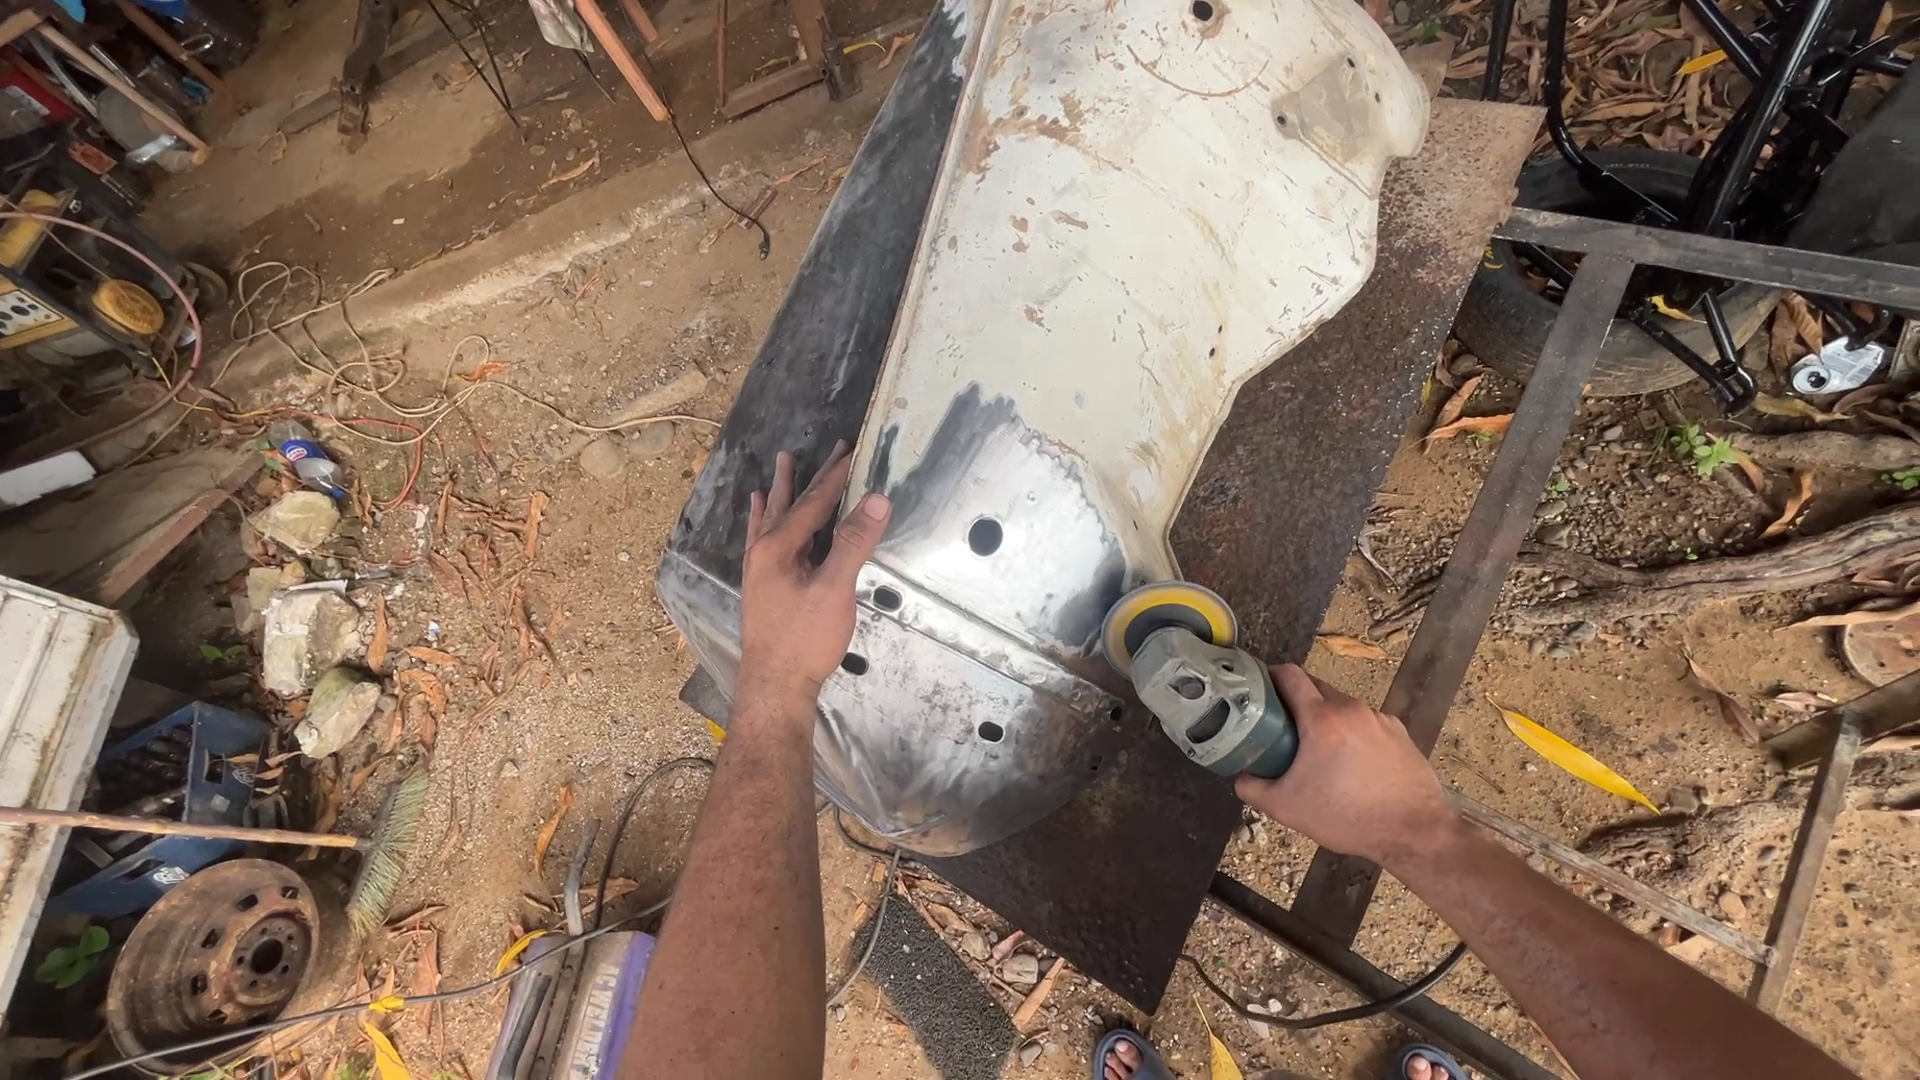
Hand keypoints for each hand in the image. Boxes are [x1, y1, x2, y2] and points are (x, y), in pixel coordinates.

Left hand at [737, 442, 890, 713]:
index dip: (837, 476)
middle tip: (831, 446)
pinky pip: (761, 539)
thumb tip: (877, 500)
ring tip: (782, 465)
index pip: (814, 502)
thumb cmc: (804, 639)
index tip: (854, 449)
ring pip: (774, 518)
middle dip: (814, 475)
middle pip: (793, 504)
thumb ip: (854, 544)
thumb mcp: (834, 590)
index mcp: (780, 547)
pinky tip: (759, 515)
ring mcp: (761, 569)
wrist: (774, 686)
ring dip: (783, 491)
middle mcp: (765, 551)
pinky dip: (762, 520)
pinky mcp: (763, 586)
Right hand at [1234, 664, 1460, 868]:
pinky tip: (1353, 763)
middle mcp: (1351, 709)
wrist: (1417, 835)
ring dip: (1326, 718)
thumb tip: (1240, 776)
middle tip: (1283, 726)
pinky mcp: (1401, 734)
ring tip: (1320, 750)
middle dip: (1296, 700)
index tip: (1260, 690)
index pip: (1289, 675)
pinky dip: (1353, 733)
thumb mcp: (1286, 808)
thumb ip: (1253, 788)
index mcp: (1321, 718)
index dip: (1270, 675)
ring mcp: (1380, 719)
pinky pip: (1366, 723)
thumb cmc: (1347, 817)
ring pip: (1342, 706)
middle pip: (1315, 687)